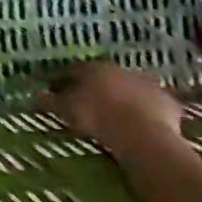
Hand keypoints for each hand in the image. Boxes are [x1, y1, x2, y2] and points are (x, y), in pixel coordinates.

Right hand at [47, 62, 182, 155]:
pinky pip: (154, 105)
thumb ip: (49, 100)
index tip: (58, 93)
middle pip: (105, 77)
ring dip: (125, 98)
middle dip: (98, 88)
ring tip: (118, 117)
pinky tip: (143, 125)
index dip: (65, 82)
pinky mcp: (168, 102)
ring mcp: (147, 83)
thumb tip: (33, 93)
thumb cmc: (97, 117)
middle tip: (91, 105)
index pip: (74, 70)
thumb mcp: (66, 110)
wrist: (143, 135)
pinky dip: (148, 112)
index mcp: (93, 67)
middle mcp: (120, 68)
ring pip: (131, 89)